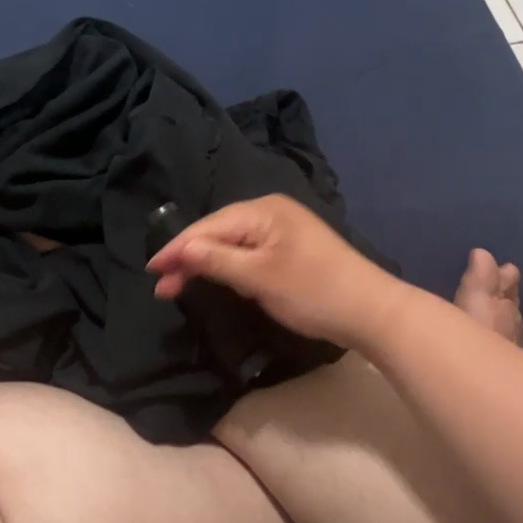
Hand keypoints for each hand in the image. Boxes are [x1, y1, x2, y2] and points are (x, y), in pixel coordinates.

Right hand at [147, 194, 408, 347]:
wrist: (371, 311)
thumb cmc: (313, 291)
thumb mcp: (260, 278)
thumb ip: (218, 260)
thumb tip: (182, 247)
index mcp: (263, 211)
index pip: (209, 226)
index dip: (178, 247)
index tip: (151, 269)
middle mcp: (270, 211)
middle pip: (218, 230)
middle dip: (188, 255)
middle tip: (162, 285)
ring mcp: (283, 229)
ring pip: (232, 241)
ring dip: (206, 261)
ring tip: (178, 284)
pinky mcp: (290, 248)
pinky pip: (248, 250)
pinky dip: (227, 264)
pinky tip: (214, 276)